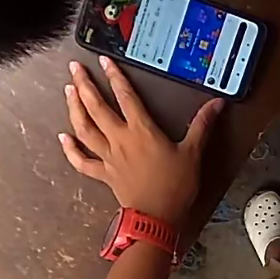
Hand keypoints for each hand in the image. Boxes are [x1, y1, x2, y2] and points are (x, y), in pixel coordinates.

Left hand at [61, 56, 222, 223]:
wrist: (157, 218)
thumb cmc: (175, 186)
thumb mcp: (193, 152)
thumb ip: (202, 125)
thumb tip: (217, 104)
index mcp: (142, 131)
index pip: (125, 97)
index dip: (115, 76)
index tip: (104, 61)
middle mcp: (120, 140)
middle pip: (97, 108)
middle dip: (85, 86)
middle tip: (75, 69)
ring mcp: (109, 157)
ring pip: (85, 129)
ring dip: (74, 109)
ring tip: (68, 91)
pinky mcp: (104, 174)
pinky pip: (83, 161)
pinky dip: (71, 150)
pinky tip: (62, 138)